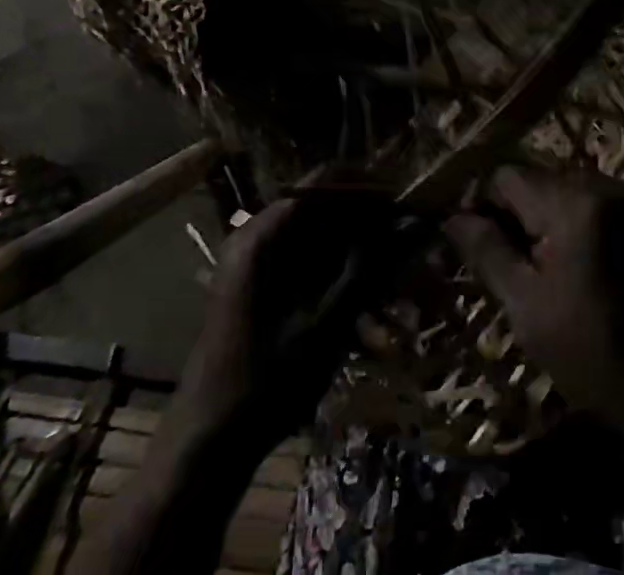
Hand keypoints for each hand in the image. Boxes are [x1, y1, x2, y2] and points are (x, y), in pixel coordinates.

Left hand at [171, 184, 394, 453]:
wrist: (210, 439)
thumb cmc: (268, 379)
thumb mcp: (328, 322)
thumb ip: (371, 266)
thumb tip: (414, 223)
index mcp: (264, 235)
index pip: (326, 183)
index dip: (372, 188)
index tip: (411, 203)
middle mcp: (258, 236)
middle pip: (325, 209)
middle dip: (372, 224)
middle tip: (413, 243)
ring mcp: (258, 262)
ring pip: (321, 238)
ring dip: (361, 253)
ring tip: (399, 276)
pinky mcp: (263, 286)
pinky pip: (310, 264)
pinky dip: (342, 276)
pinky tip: (371, 304)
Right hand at [445, 167, 623, 564]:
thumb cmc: (594, 351)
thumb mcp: (526, 306)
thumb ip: (486, 251)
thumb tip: (452, 218)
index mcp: (573, 203)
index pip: (506, 176)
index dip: (482, 205)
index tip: (475, 243)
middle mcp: (606, 186)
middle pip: (538, 179)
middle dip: (515, 213)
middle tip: (508, 263)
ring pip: (566, 191)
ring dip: (545, 219)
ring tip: (542, 271)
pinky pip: (595, 205)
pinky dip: (575, 225)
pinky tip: (577, 268)